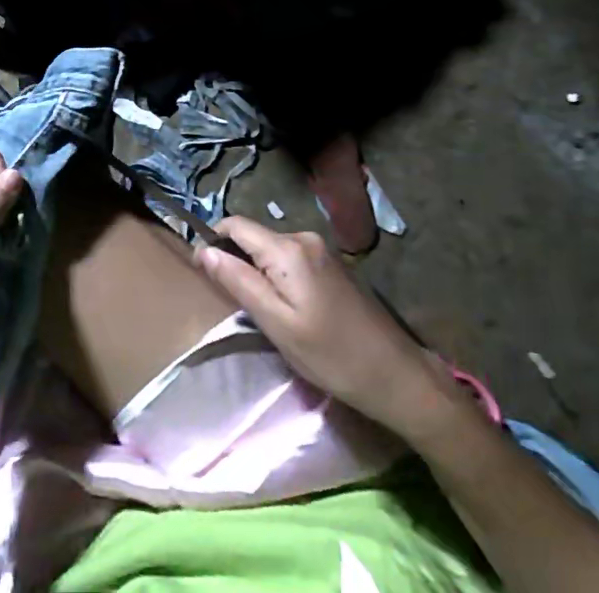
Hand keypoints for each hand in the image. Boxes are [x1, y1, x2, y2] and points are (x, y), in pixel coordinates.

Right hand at [194, 216, 455, 438]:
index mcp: (288, 248)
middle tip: (238, 304)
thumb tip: (204, 251)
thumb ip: (238, 282)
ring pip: (271, 249)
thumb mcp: (276, 323)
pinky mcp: (333, 264)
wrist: (394, 373)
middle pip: (253, 237)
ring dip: (258, 272)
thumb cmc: (330, 354)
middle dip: (237, 261)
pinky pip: (290, 259)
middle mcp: (305, 237)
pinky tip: (288, 310)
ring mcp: (322, 249)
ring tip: (262, 312)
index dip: (213, 243)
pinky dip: (278, 277)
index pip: (235, 225)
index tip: (203, 274)